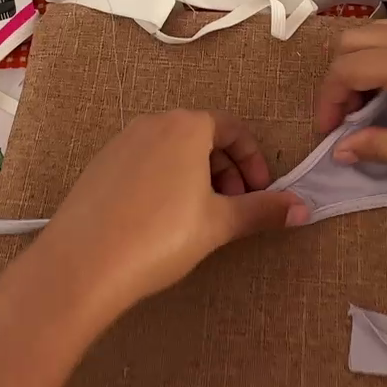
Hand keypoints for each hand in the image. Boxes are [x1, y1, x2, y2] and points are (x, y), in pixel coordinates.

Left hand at [20, 110, 307, 323]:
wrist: (82, 263)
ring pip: (174, 150)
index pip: (233, 129)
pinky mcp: (100, 164)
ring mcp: (123, 141)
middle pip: (203, 137)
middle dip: (227, 170)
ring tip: (200, 217)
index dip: (254, 161)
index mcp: (188, 126)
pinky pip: (146, 162)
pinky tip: (160, 221)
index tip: (261, 193)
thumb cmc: (160, 236)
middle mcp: (155, 123)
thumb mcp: (219, 224)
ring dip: (197, 176)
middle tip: (234, 208)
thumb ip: (263, 211)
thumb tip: (304, 208)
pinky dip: (165, 181)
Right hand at [317, 9, 386, 185]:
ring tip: (373, 96)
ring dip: (364, 57)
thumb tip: (339, 151)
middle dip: (340, 76)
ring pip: (380, 27)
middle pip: (354, 40)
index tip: (328, 133)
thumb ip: (380, 147)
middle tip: (348, 115)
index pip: (344, 69)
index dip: (327, 100)